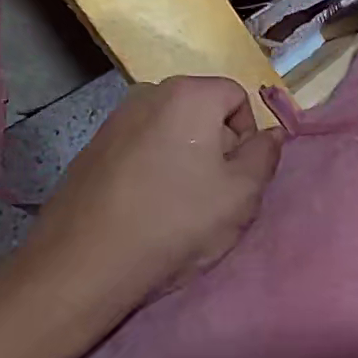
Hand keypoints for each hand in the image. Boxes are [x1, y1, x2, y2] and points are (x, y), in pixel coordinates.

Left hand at [30, 76, 283, 296]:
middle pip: (202, 111)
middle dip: (215, 147)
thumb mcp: (241, 194)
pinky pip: (140, 148)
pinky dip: (152, 169)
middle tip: (212, 193)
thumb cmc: (175, 222)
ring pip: (171, 132)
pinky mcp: (92, 149)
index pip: (237, 96)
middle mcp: (148, 93)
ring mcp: (114, 120)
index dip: (247, 136)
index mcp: (188, 95)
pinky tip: (145, 209)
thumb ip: (265, 156)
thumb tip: (273, 133)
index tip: (238, 176)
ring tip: (178, 205)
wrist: (84, 264)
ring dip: (184, 159)